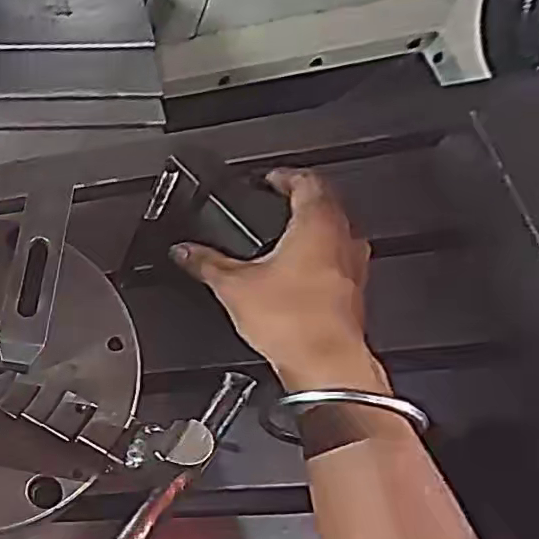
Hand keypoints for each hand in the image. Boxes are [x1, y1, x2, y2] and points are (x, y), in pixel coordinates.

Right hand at [171, 168, 388, 393]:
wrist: (323, 362)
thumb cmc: (293, 323)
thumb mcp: (233, 287)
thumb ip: (206, 263)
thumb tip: (185, 252)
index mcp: (317, 222)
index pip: (305, 179)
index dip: (282, 176)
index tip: (270, 179)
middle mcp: (343, 237)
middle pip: (324, 203)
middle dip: (298, 202)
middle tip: (276, 207)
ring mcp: (353, 264)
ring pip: (334, 233)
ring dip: (311, 232)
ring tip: (284, 243)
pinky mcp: (353, 291)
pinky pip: (337, 264)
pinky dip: (318, 262)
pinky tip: (297, 280)